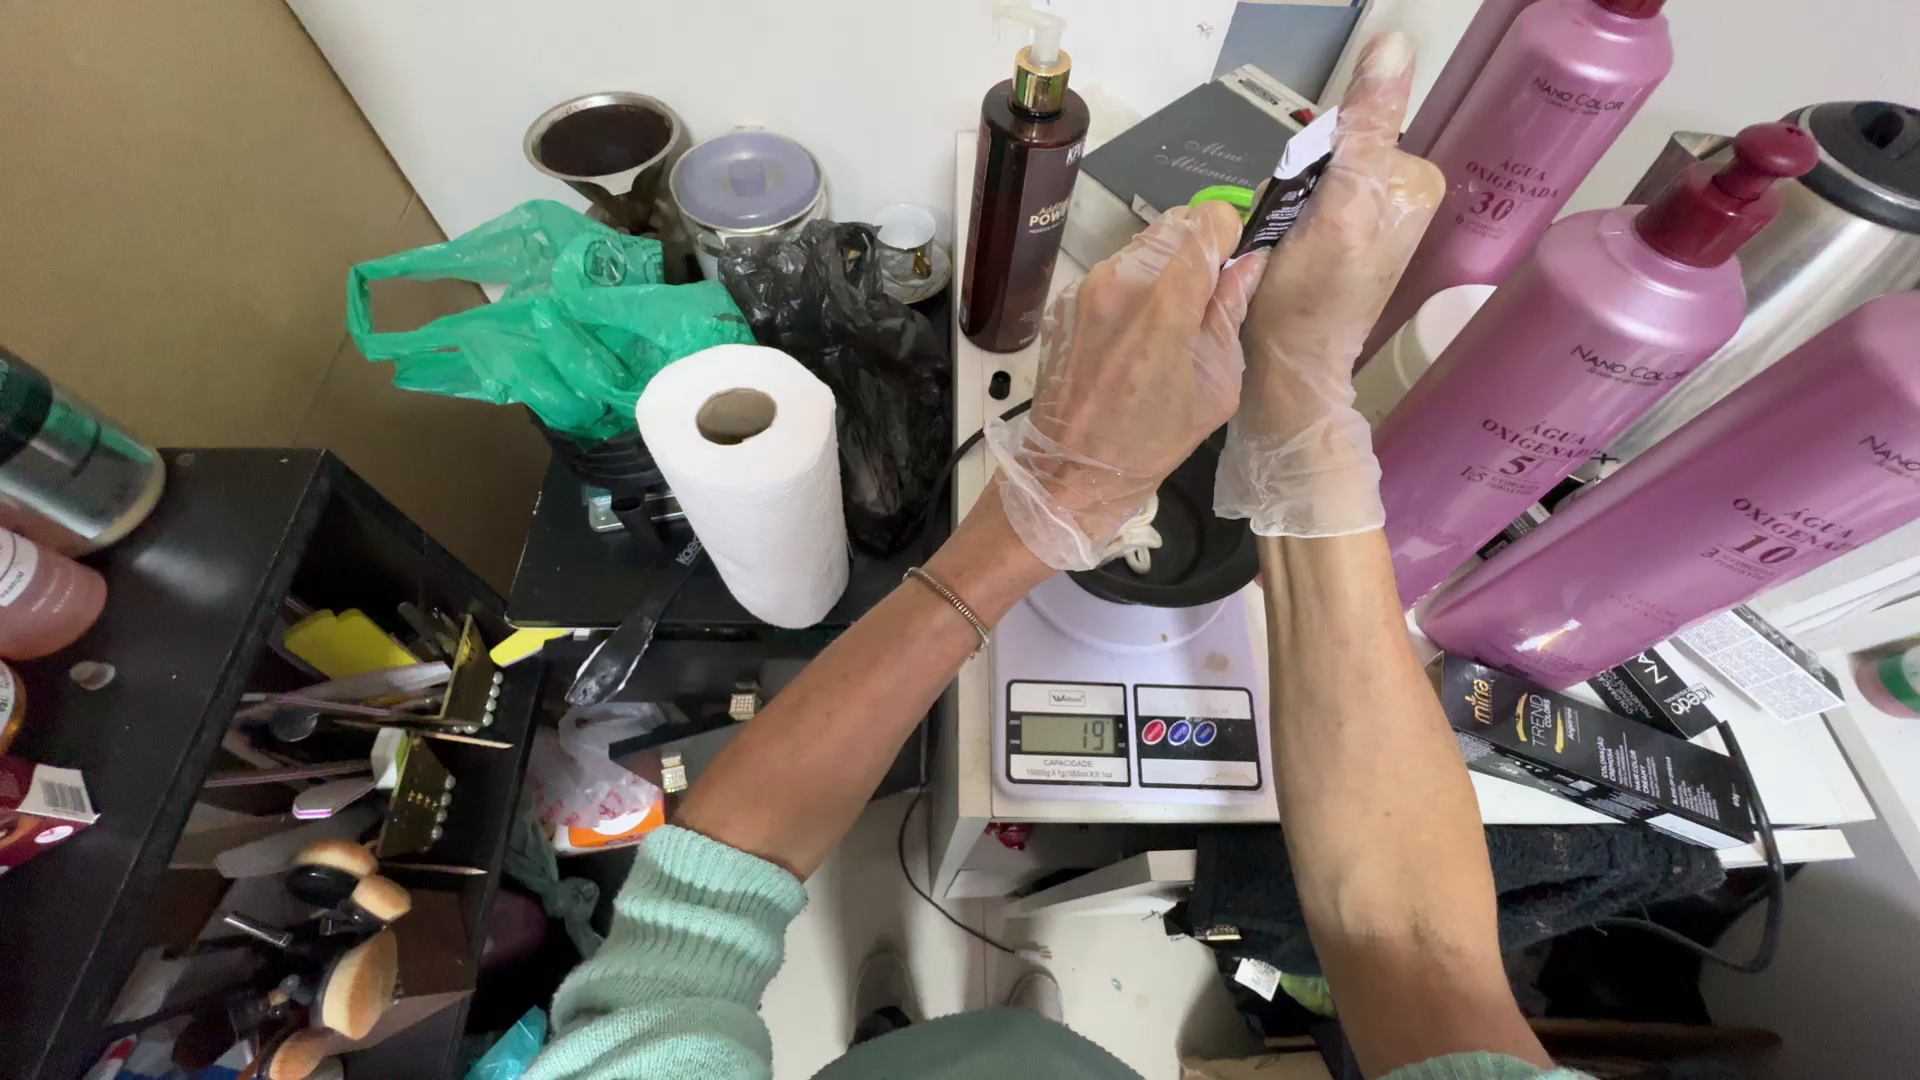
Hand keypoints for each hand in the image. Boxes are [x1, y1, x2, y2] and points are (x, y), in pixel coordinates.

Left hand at [987, 202, 1264, 569]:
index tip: (1230, 270)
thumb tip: (1249, 264)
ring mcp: (1085, 289)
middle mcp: (1119, 279)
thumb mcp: (1215, 384)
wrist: (1072, 470)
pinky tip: (1131, 337)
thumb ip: (1230, 312)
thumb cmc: (1151, 439)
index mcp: (1164, 297)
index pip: (1208, 218)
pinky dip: (1131, 290)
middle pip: (1173, 225)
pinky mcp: (1064, 305)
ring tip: (1165, 324)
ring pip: (1140, 247)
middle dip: (1196, 251)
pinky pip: (1111, 276)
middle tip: (1201, 300)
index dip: (1229, 236)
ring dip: (1163, 269)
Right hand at [1215, 32, 1444, 537]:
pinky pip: (1304, 210)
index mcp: (1409, 182)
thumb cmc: (1307, 302)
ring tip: (1278, 253)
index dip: (1307, 164)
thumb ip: (1365, 128)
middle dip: (1295, 187)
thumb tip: (1394, 40)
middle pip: (1329, 156)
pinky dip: (1282, 226)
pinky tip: (1279, 259)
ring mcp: (1366, 225)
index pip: (1349, 132)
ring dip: (1282, 209)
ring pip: (1310, 183)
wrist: (1285, 372)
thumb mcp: (1340, 208)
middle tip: (1283, 236)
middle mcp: (1396, 198)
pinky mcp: (1338, 248)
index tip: (1294, 210)